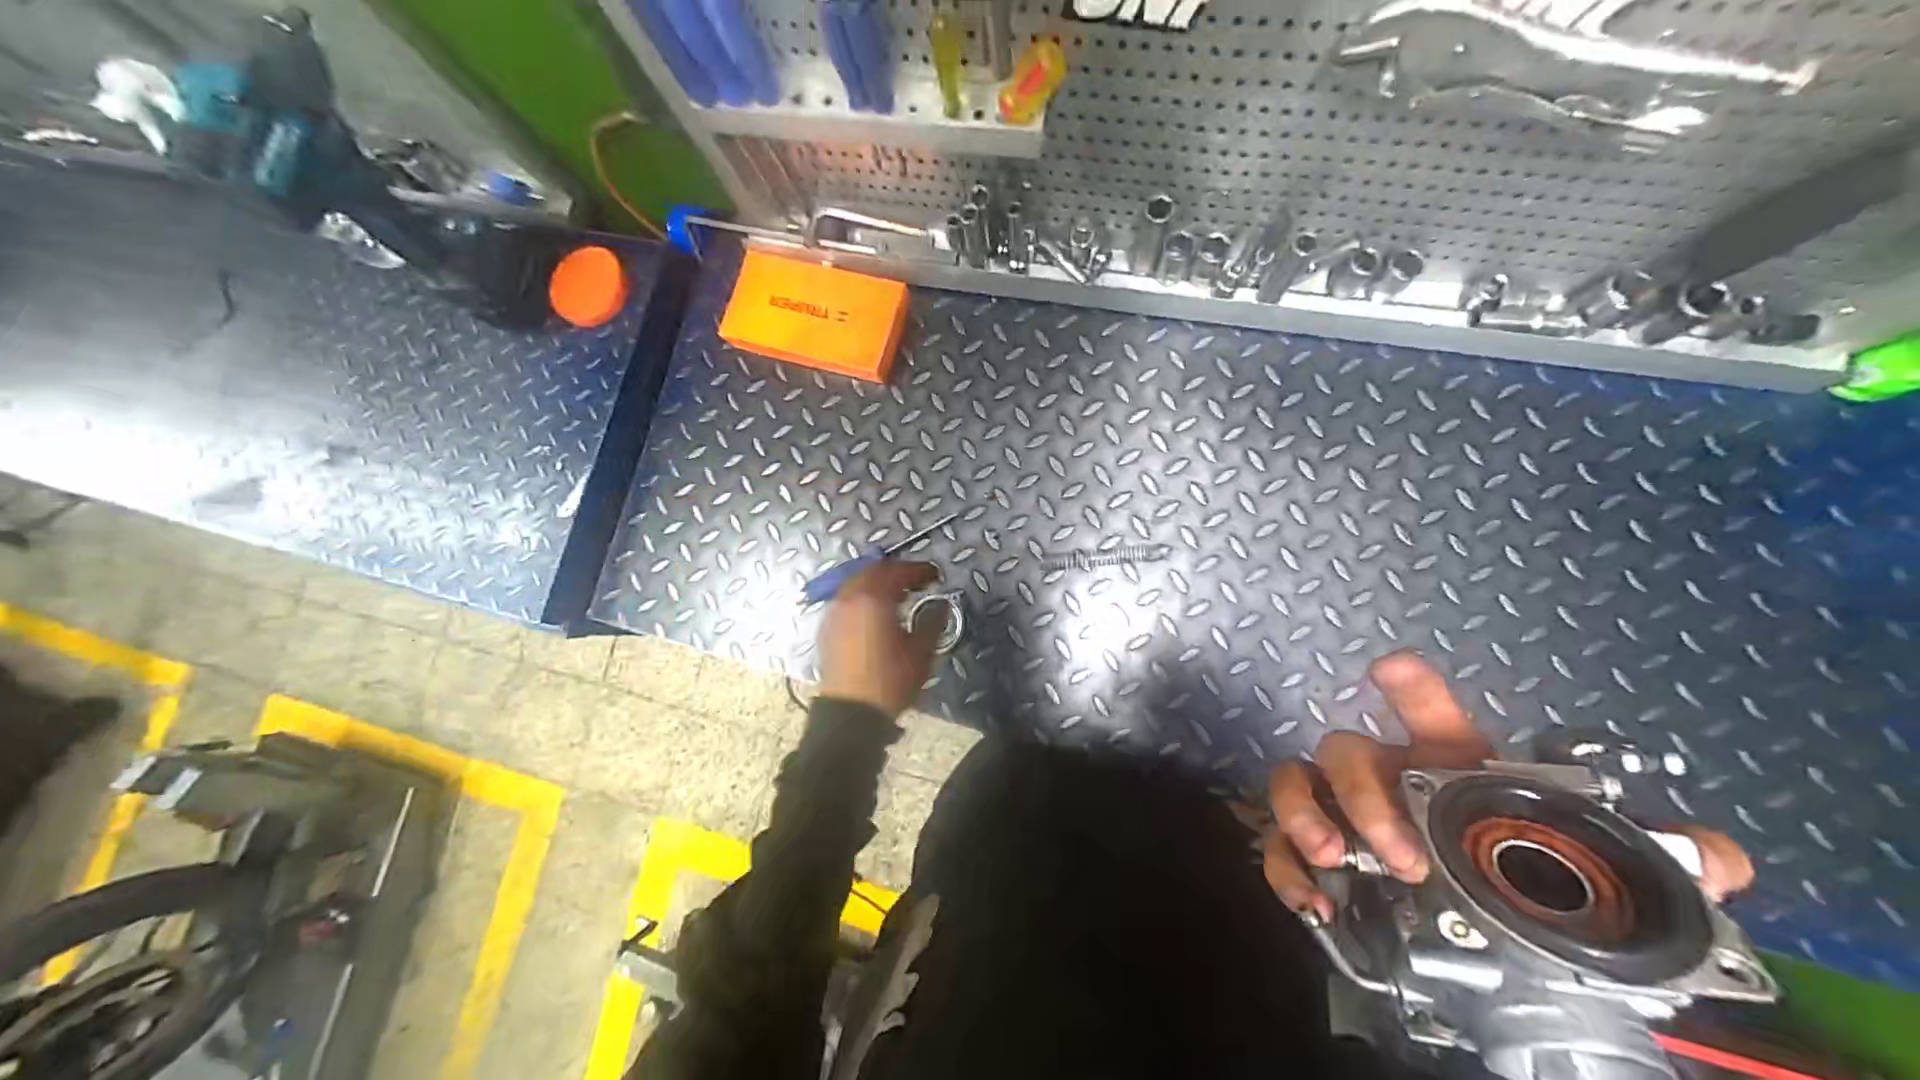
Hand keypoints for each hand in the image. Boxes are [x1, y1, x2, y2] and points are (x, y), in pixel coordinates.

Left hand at [817, 560, 947, 716]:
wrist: (850, 712)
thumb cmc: (890, 681)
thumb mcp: (921, 652)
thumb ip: (933, 621)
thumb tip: (942, 605)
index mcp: (873, 599)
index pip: (898, 571)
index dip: (919, 570)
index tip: (935, 575)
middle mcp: (850, 598)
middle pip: (874, 571)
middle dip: (897, 572)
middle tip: (917, 582)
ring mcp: (835, 612)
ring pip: (857, 583)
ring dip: (878, 583)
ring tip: (898, 597)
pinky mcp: (827, 627)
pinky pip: (847, 599)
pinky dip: (863, 597)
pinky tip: (876, 613)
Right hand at [1262, 650, 1754, 921]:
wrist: (1470, 939)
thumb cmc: (1514, 882)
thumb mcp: (1590, 875)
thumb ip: (1659, 861)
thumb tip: (1716, 858)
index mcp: (1442, 770)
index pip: (1428, 719)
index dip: (1411, 689)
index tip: (1392, 667)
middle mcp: (1381, 780)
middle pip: (1344, 750)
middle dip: (1361, 794)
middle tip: (1398, 854)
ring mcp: (1339, 816)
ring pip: (1294, 781)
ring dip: (1304, 814)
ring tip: (1332, 859)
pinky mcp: (1312, 856)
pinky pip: (1276, 844)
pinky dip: (1285, 867)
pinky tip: (1313, 899)